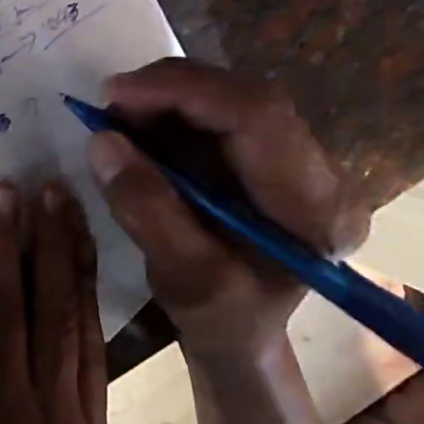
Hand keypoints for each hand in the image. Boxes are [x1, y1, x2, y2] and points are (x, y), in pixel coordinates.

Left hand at [0, 181, 108, 423]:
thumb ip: (73, 392)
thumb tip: (74, 307)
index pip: (94, 335)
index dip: (86, 271)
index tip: (80, 220)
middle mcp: (59, 423)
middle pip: (62, 314)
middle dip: (56, 244)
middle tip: (50, 189)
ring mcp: (9, 414)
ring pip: (14, 313)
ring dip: (8, 248)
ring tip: (4, 196)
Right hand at [86, 58, 371, 359]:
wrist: (242, 332)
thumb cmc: (222, 320)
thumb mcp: (183, 281)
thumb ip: (147, 212)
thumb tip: (103, 141)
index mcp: (317, 207)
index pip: (259, 117)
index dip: (184, 92)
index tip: (115, 96)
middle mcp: (320, 170)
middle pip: (246, 96)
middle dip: (169, 92)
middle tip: (109, 108)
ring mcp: (296, 156)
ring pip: (230, 95)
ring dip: (166, 99)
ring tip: (119, 122)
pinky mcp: (268, 151)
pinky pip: (219, 110)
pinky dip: (172, 111)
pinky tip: (141, 130)